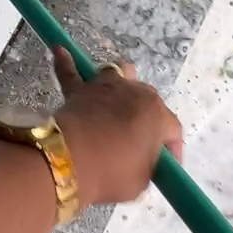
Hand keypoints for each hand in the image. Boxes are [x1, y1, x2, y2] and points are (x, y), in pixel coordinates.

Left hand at [51, 47, 183, 207]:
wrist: (71, 159)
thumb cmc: (112, 171)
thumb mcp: (140, 182)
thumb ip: (146, 165)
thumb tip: (139, 159)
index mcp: (156, 114)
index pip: (173, 130)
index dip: (171, 151)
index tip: (165, 170)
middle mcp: (135, 91)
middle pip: (148, 101)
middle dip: (147, 121)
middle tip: (139, 147)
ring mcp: (105, 86)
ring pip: (118, 73)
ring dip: (122, 83)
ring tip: (119, 95)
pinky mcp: (79, 89)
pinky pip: (71, 72)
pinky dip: (66, 63)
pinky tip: (58, 50)